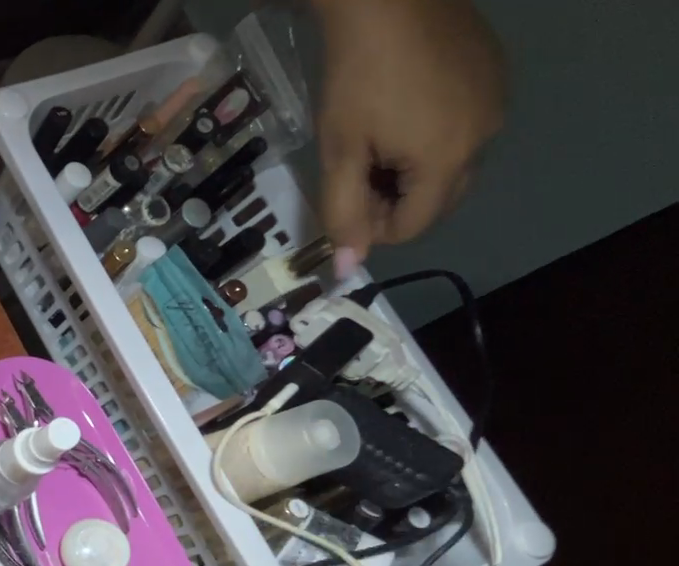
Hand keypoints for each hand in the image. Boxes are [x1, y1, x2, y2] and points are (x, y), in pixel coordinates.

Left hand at [315, 0, 505, 273]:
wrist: (391, 3)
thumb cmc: (357, 84)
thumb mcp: (340, 155)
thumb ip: (343, 213)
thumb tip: (350, 267)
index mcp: (448, 160)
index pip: (415, 225)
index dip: (374, 229)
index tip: (344, 205)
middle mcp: (486, 136)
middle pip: (439, 200)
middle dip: (394, 205)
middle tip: (354, 179)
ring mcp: (497, 104)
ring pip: (450, 168)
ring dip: (409, 176)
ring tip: (371, 149)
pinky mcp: (495, 80)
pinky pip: (462, 133)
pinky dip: (428, 145)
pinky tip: (398, 122)